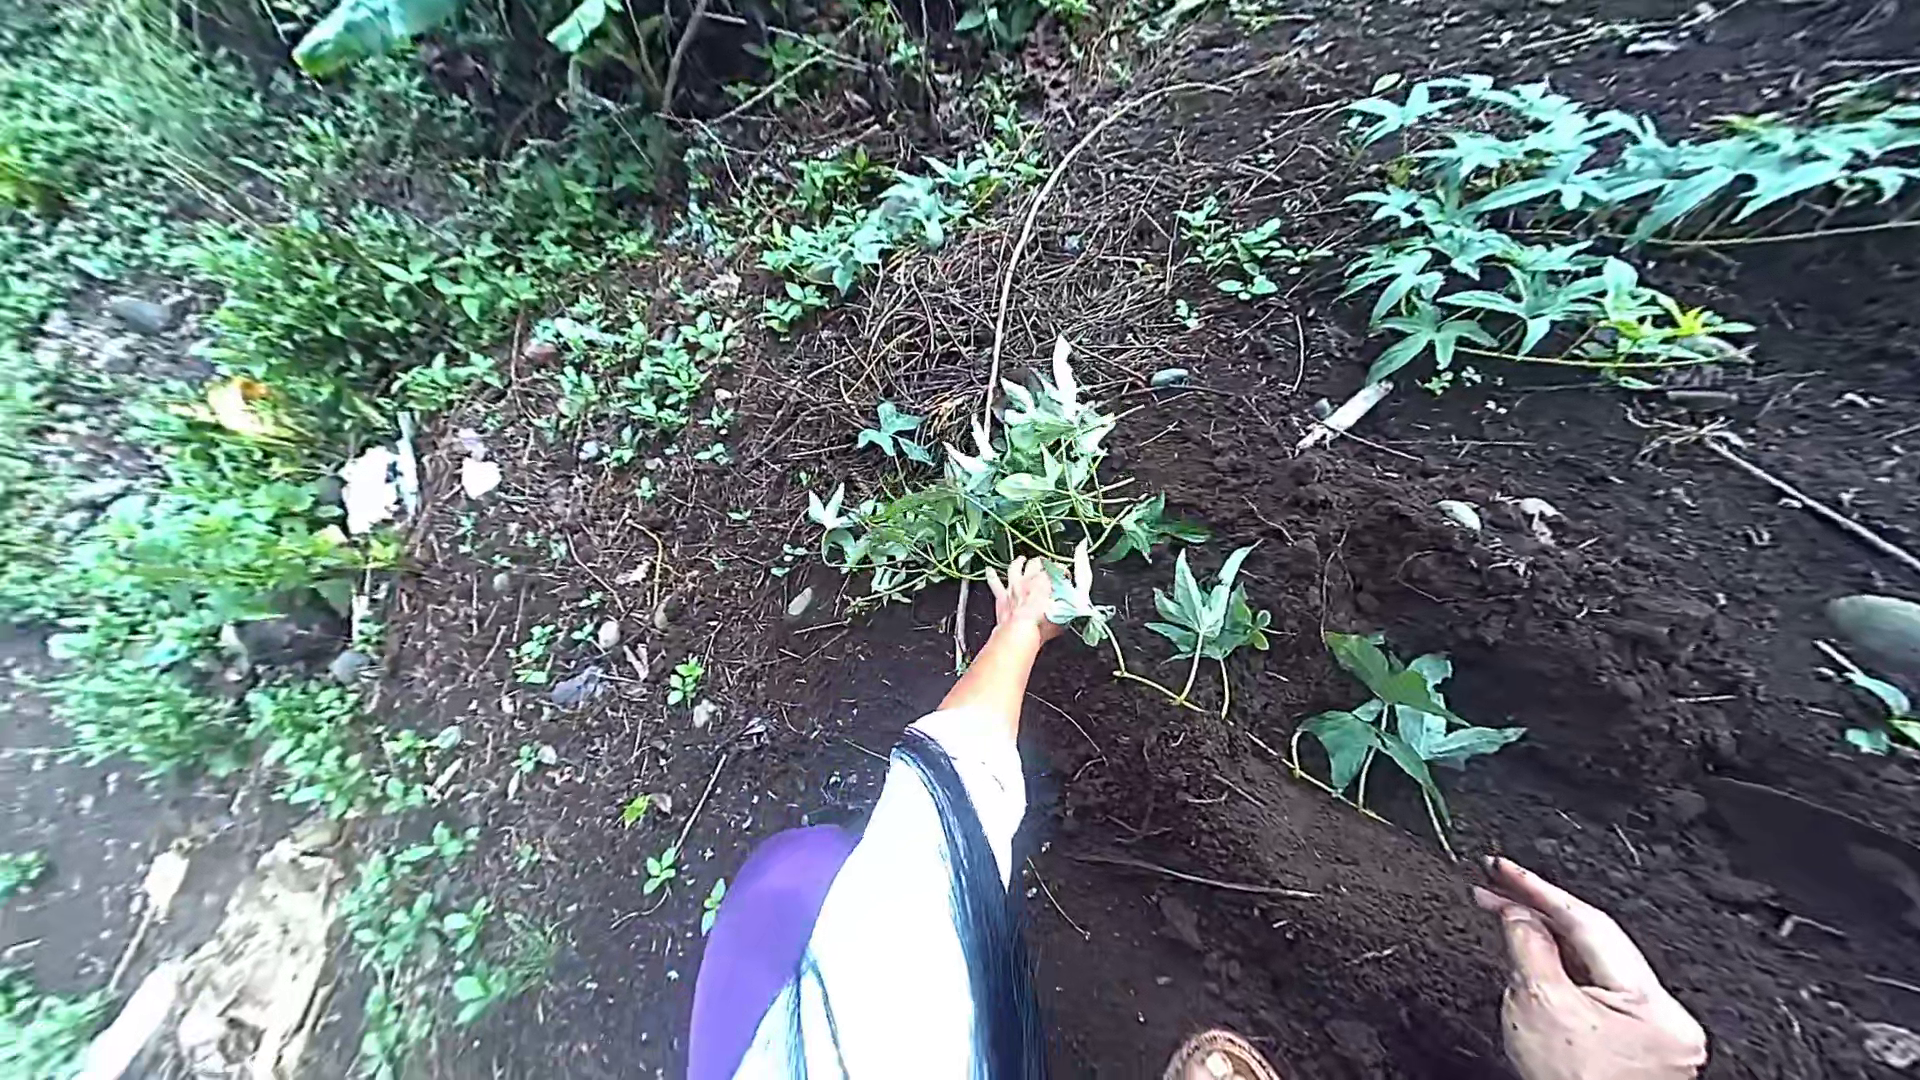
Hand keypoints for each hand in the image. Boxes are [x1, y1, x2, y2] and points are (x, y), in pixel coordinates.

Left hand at [985, 556, 1062, 642]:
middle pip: (1035, 563)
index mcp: (1045, 582)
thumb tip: (1068, 608)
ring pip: (1015, 567)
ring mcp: (1013, 586)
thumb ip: (1064, 610)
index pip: (1056, 569)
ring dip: (1018, 562)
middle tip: (1044, 564)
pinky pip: (995, 582)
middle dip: (1040, 562)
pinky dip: (992, 576)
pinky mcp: (1002, 596)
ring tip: (1021, 559)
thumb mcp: (1060, 618)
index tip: (1064, 575)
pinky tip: (989, 570)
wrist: (1018, 632)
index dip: (1061, 570)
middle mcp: (1028, 580)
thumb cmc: (1039, 626)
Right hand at [1475, 858, 1706, 1079]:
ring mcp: (1649, 1028)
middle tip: (1490, 880)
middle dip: (1536, 904)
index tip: (1500, 865)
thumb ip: (1527, 942)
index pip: (1588, 922)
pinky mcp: (1629, 1037)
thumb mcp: (1538, 998)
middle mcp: (1663, 1016)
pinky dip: (1551, 955)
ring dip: (1540, 928)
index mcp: (1654, 1005)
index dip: (1537, 886)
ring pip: (1587, 956)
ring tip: (1497, 907)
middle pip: (1591, 938)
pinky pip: (1587, 978)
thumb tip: (1515, 909)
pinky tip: (1525, 945)